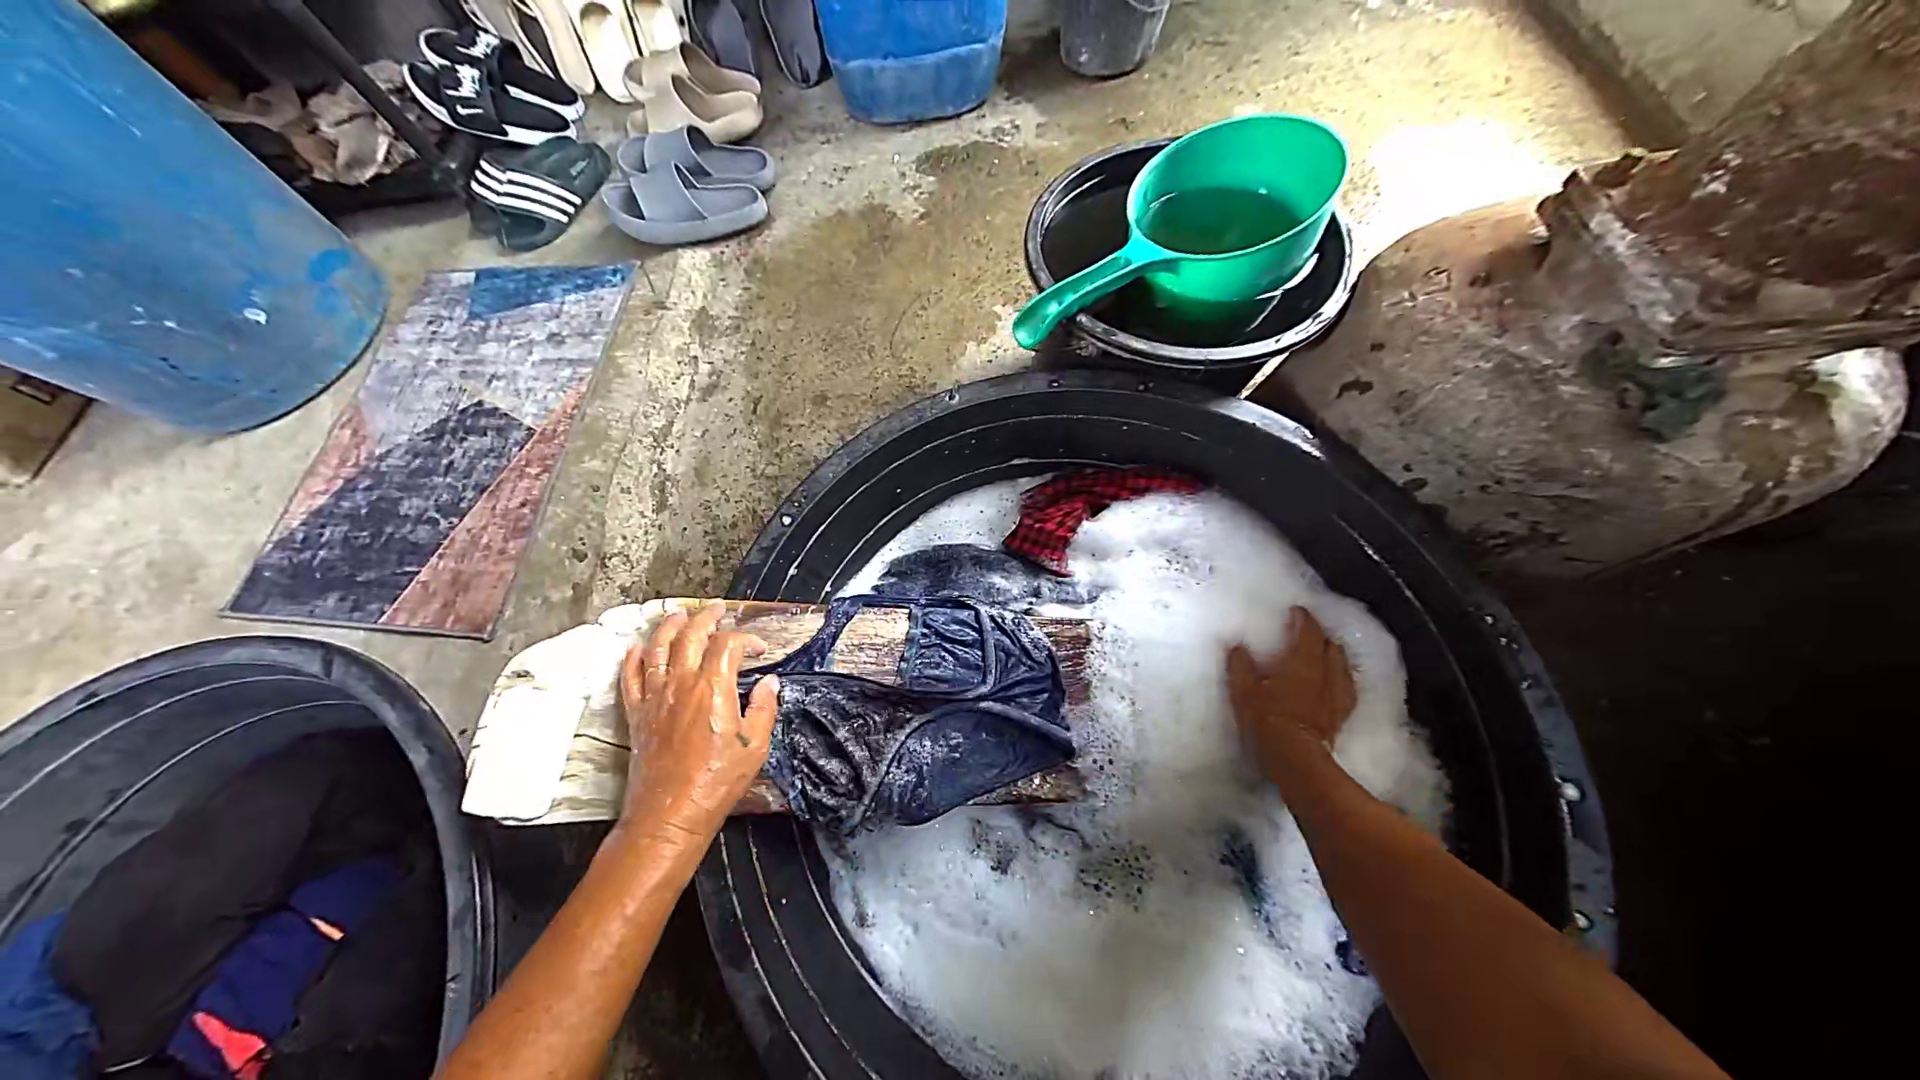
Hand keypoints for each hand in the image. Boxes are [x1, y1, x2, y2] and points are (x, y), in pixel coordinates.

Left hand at [618, 602, 780, 845]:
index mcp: (713, 688)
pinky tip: (636, 647)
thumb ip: (764, 708)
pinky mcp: (638, 715)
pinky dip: (633, 658)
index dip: (747, 639)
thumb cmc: (717, 781)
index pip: (728, 645)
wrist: (671, 813)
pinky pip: (630, 678)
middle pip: (690, 636)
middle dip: (706, 618)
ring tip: (679, 615)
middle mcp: (681, 685)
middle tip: (717, 610)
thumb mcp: (755, 745)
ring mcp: (655, 698)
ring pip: (657, 649)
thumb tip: (770, 683)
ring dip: (668, 627)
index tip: (759, 648)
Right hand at [1228, 606, 1356, 780]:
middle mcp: (1326, 674)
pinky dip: (1342, 679)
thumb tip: (1237, 647)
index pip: (1308, 632)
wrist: (1294, 756)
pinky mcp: (1341, 714)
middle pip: (1330, 647)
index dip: (1303, 619)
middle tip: (1309, 632)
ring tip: (1327, 653)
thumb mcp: (1244, 690)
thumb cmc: (1267, 718)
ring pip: (1342, 666)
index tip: (1297, 611)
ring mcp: (1337, 695)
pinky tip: (1338, 683)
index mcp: (1303, 662)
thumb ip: (1241, 666)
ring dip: (1334, 656)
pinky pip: (1347, 689)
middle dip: (1321, 636)